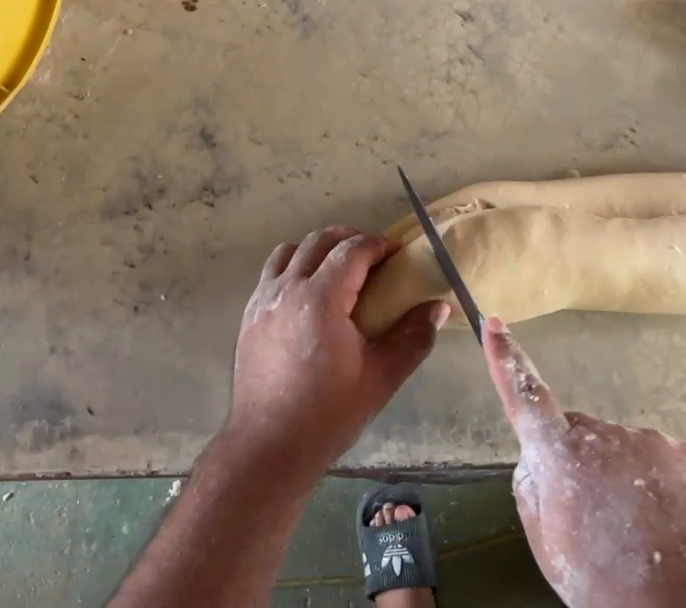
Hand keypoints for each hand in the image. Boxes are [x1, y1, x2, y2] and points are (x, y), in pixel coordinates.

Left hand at [220, 227, 449, 478]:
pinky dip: (294, 268)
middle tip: (374, 258)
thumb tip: (437, 307)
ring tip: (339, 271)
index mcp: (321, 298)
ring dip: (318, 250)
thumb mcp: (381, 378)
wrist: (269, 446)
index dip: (378, 245)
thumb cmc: (328, 414)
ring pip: (290, 251)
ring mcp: (262, 300)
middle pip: (319, 241)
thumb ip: (412, 338)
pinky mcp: (249, 315)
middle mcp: (287, 288)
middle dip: (350, 239)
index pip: (352, 250)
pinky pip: (272, 273)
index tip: (397, 255)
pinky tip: (309, 296)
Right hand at [482, 316, 685, 607]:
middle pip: (576, 435)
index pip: (525, 397)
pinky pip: (655, 459)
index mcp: (563, 458)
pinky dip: (652, 484)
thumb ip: (531, 493)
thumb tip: (535, 459)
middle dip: (575, 462)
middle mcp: (606, 436)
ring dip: (616, 476)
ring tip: (634, 531)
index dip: (506, 360)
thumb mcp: (550, 550)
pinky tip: (664, 524)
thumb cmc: (613, 588)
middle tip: (590, 518)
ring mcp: (651, 441)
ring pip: (617, 449)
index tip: (494, 323)